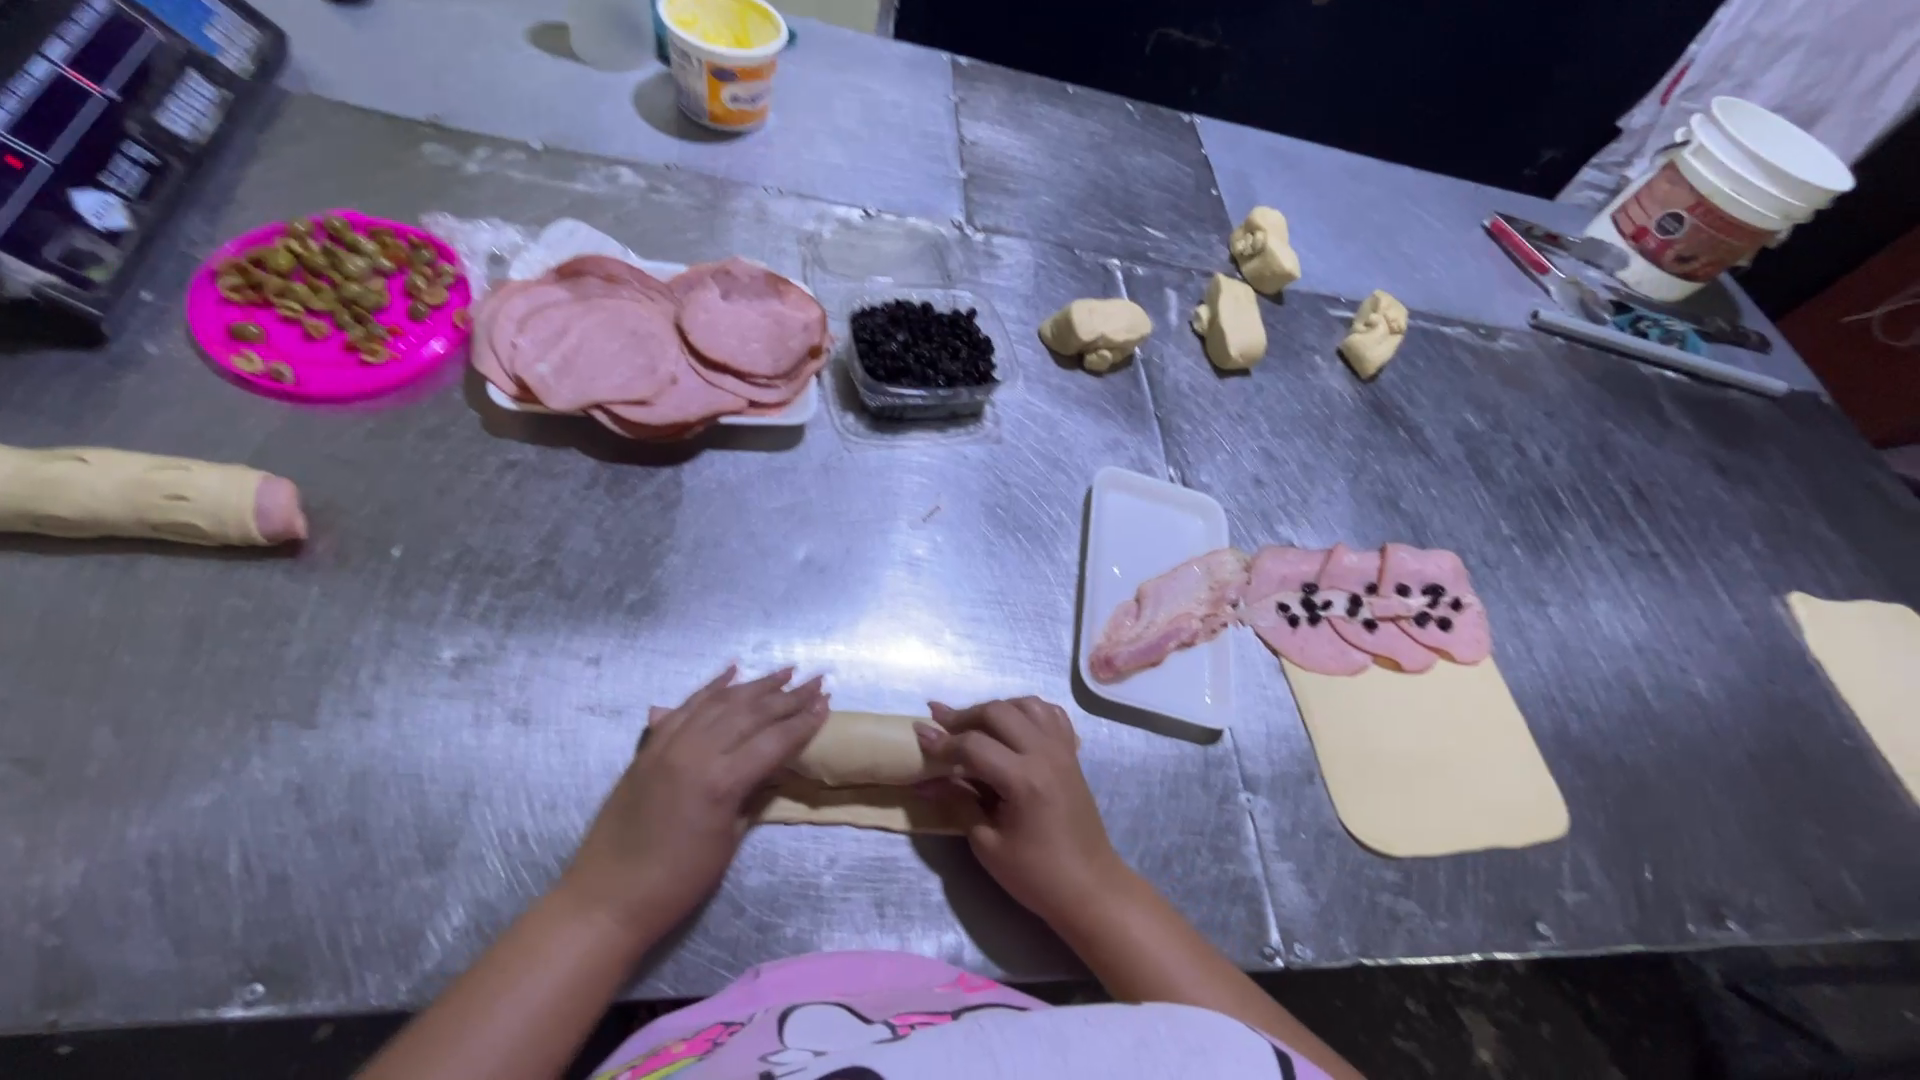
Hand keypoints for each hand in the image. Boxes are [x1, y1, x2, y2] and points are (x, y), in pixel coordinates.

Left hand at [561, 666, 827, 938]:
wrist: (607, 897)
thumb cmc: (677, 883)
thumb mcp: (728, 842)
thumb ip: (751, 797)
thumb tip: (771, 769)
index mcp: (721, 781)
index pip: (774, 740)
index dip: (804, 722)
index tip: (828, 704)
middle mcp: (695, 752)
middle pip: (751, 713)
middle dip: (788, 696)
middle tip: (817, 681)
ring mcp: (668, 746)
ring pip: (719, 702)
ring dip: (755, 685)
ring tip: (784, 672)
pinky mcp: (649, 748)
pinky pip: (685, 707)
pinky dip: (710, 688)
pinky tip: (730, 673)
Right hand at [916, 697, 1128, 926]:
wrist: (1089, 887)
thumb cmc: (1036, 875)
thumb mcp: (987, 844)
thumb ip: (958, 803)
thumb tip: (925, 781)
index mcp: (1024, 779)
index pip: (974, 745)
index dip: (942, 741)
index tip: (917, 734)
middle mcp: (1045, 754)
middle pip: (998, 712)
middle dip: (964, 716)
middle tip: (940, 725)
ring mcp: (1062, 751)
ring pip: (1026, 704)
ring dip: (996, 708)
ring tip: (974, 725)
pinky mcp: (1072, 756)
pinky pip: (1050, 715)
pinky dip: (1027, 711)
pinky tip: (1011, 726)